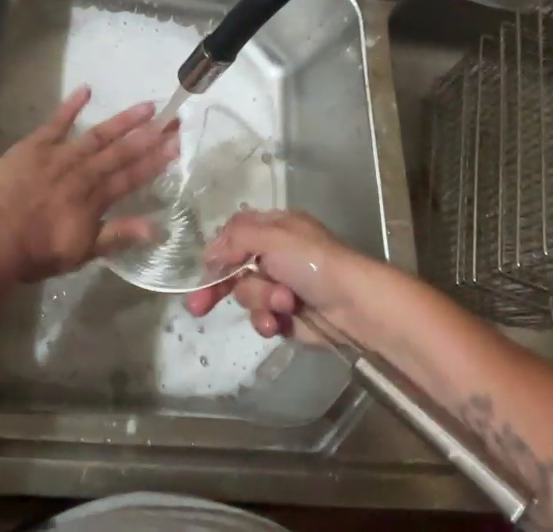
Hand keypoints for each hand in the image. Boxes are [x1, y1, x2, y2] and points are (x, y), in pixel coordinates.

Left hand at [0, 85, 177, 282]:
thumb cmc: (35, 253)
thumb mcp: (80, 253)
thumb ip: (116, 236)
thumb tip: (155, 227)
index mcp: (95, 200)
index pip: (132, 177)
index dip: (155, 161)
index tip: (176, 145)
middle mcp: (84, 173)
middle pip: (121, 152)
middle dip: (149, 136)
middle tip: (173, 119)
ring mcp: (60, 156)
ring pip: (98, 135)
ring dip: (123, 120)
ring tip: (147, 106)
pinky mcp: (35, 145)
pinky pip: (56, 122)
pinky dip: (71, 105)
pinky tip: (86, 89)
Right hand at [184, 210, 372, 340]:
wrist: (354, 304)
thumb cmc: (313, 261)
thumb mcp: (273, 237)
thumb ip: (236, 239)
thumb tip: (209, 253)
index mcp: (274, 229)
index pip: (234, 237)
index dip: (216, 254)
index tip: (201, 273)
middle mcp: (275, 255)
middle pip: (234, 270)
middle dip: (219, 288)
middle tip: (198, 308)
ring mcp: (281, 286)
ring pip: (247, 296)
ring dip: (260, 300)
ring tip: (284, 303)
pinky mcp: (287, 316)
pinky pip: (262, 319)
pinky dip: (268, 321)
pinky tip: (279, 323)